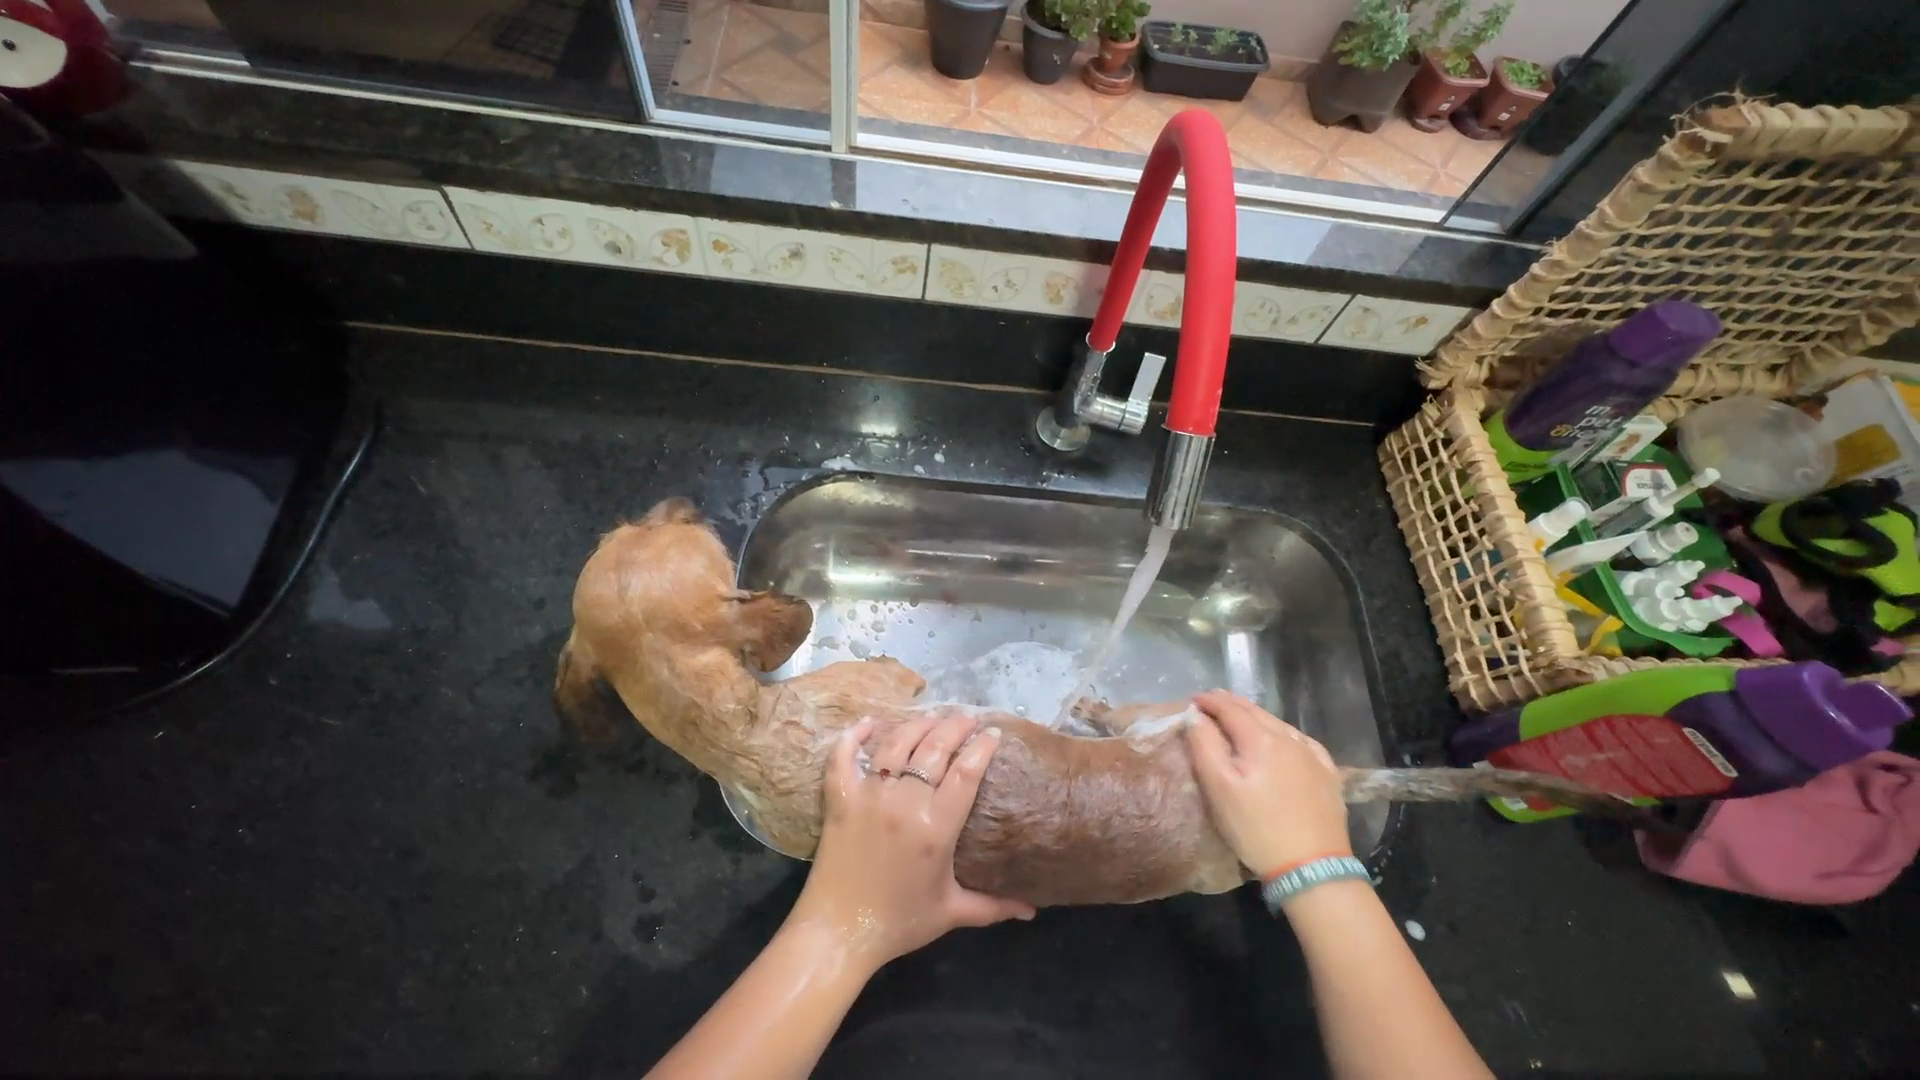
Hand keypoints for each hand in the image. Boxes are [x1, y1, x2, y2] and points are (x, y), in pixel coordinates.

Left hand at [788, 712, 1034, 970]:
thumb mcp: (952, 912)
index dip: (981, 748)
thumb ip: (993, 905)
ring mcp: (869, 796)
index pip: (966, 773)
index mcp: (936, 827)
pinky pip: (843, 758)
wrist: (838, 934)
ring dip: (916, 726)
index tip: (992, 732)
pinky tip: (867, 722)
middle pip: (934, 750)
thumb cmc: (899, 923)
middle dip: (954, 727)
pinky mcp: (840, 799)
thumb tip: (1032, 909)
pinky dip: (853, 736)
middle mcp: (904, 802)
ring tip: (932, 716)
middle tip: (967, 717)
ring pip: (896, 745)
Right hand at [1184, 690, 1350, 878]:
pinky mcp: (1329, 774)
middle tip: (1212, 703)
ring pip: (1279, 724)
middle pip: (1255, 712)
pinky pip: (1302, 742)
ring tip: (1240, 719)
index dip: (1209, 701)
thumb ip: (1204, 745)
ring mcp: (1313, 756)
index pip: (1230, 709)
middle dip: (1231, 705)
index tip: (1193, 700)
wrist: (1312, 868)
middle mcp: (1289, 739)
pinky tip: (1282, 740)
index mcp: (1260, 739)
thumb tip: (1195, 715)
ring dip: (1256, 717)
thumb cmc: (1256, 828)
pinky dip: (1283, 733)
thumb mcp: (1218, 788)